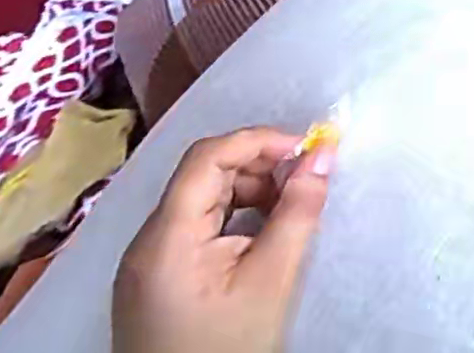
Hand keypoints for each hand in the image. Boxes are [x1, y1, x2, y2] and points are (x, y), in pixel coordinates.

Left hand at [113, 128, 333, 352]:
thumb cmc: (228, 348)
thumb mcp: (272, 278)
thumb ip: (299, 208)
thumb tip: (325, 151)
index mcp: (165, 239)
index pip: (208, 157)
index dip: (260, 141)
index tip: (307, 150)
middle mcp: (148, 241)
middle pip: (207, 172)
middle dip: (262, 164)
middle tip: (307, 178)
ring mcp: (149, 261)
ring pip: (207, 193)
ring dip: (255, 186)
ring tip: (292, 205)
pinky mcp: (159, 276)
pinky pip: (202, 221)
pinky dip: (240, 211)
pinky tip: (268, 229)